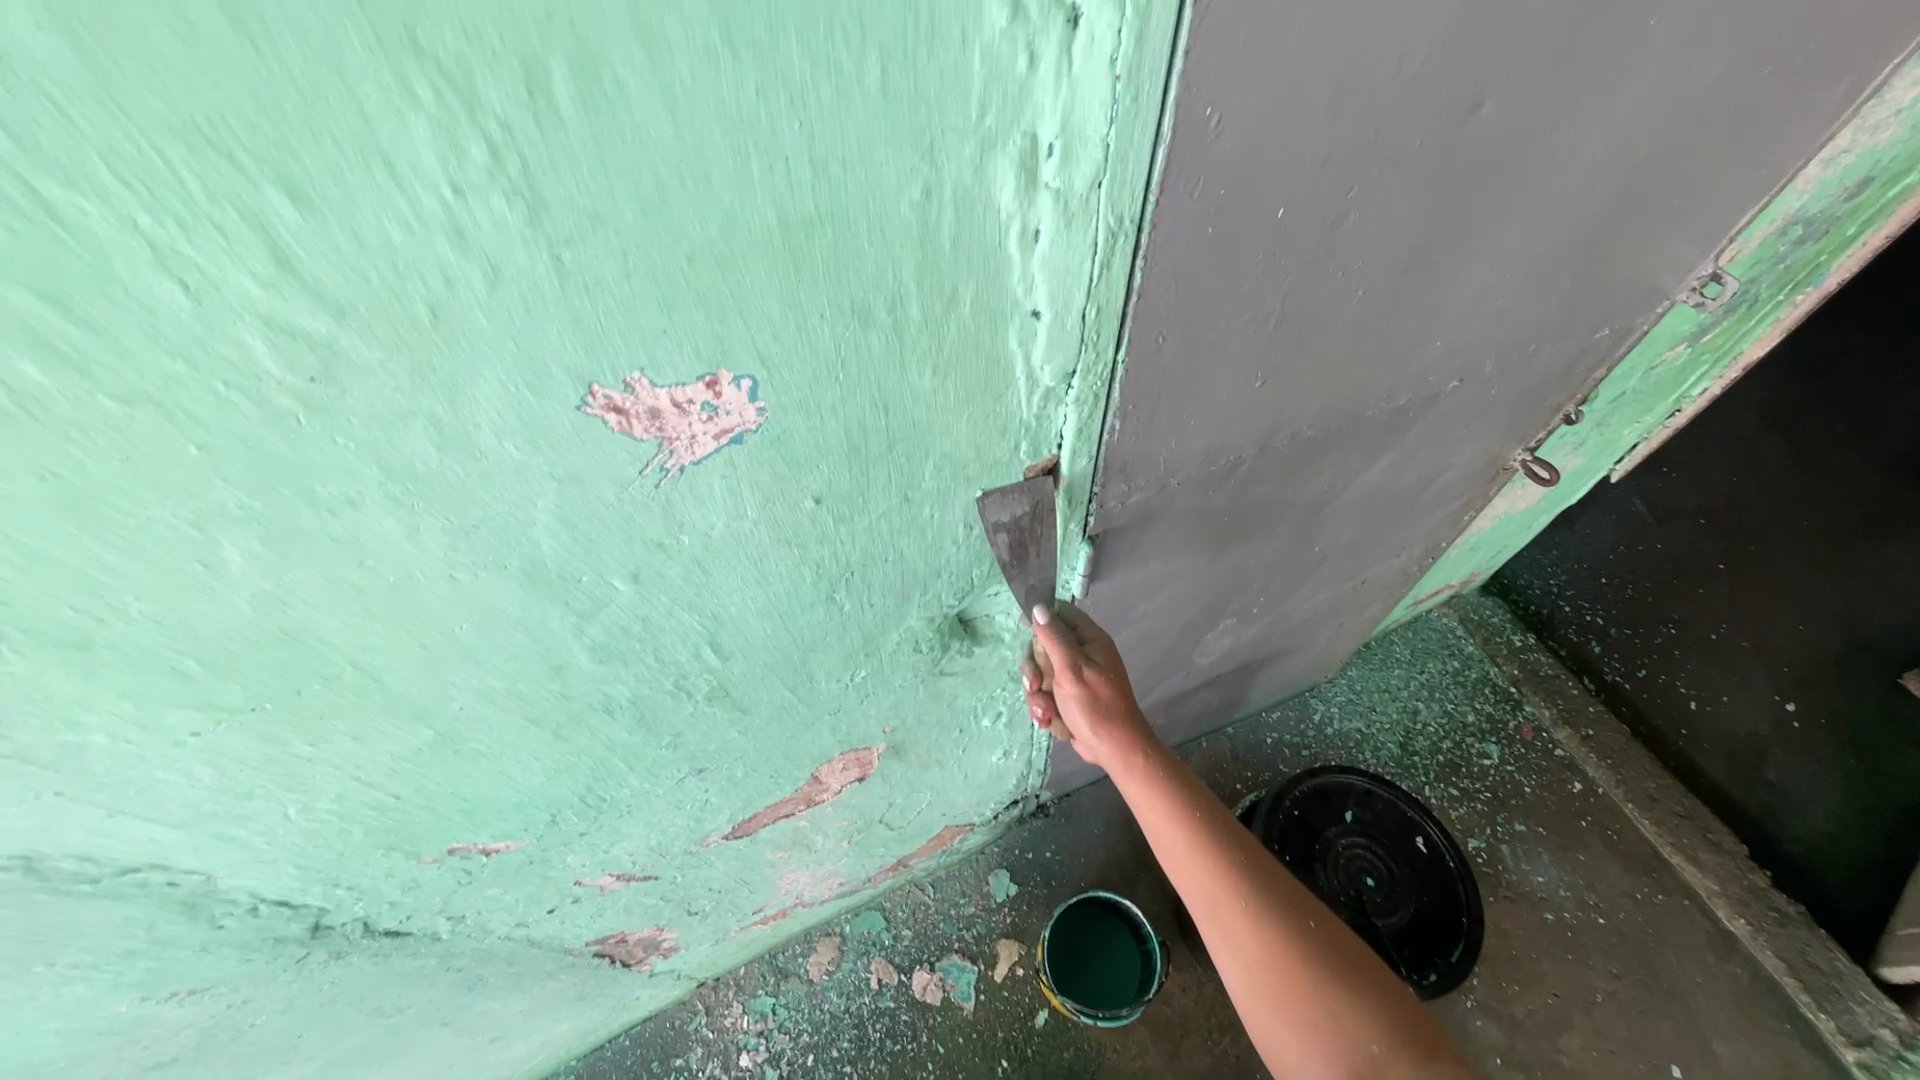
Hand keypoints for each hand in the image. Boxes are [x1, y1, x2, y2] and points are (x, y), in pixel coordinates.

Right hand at [1020, 602, 1159, 769]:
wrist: (1112, 748)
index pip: (1061, 613)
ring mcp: (1074, 676)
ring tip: (1045, 710)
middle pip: (1044, 645)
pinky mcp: (1067, 696)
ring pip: (1040, 672)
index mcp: (1089, 640)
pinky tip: (1047, 719)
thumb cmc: (1095, 706)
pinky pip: (1045, 692)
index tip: (1023, 628)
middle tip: (1034, 683)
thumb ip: (1053, 637)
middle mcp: (1082, 654)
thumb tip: (1038, 607)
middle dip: (1035, 667)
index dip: (1041, 618)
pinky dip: (1043, 705)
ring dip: (1037, 692)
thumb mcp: (1071, 668)